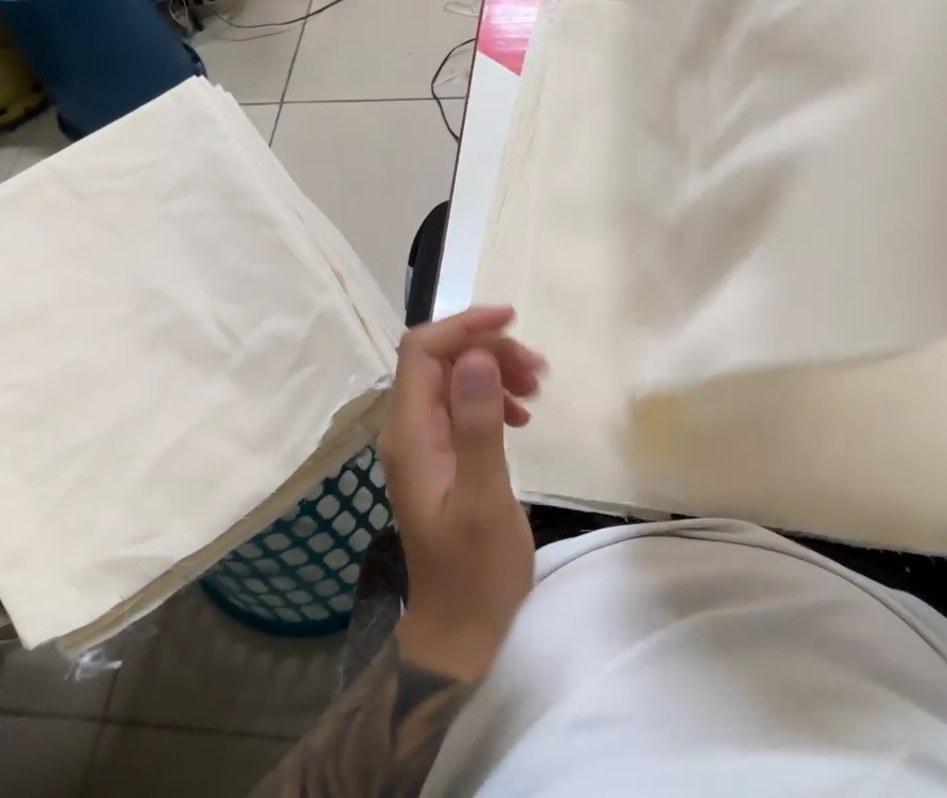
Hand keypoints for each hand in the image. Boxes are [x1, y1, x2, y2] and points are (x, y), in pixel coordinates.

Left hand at [379, 305, 543, 682]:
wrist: (461, 625)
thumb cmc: (476, 568)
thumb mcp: (485, 495)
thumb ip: (478, 424)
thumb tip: (476, 355)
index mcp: (410, 435)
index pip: (421, 352)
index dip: (463, 325)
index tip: (513, 320)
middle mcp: (408, 431)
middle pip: (438, 360)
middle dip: (487, 350)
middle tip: (538, 370)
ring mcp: (422, 445)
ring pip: (452, 381)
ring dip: (494, 372)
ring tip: (537, 389)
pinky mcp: (440, 458)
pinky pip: (461, 408)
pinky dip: (493, 399)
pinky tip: (521, 416)